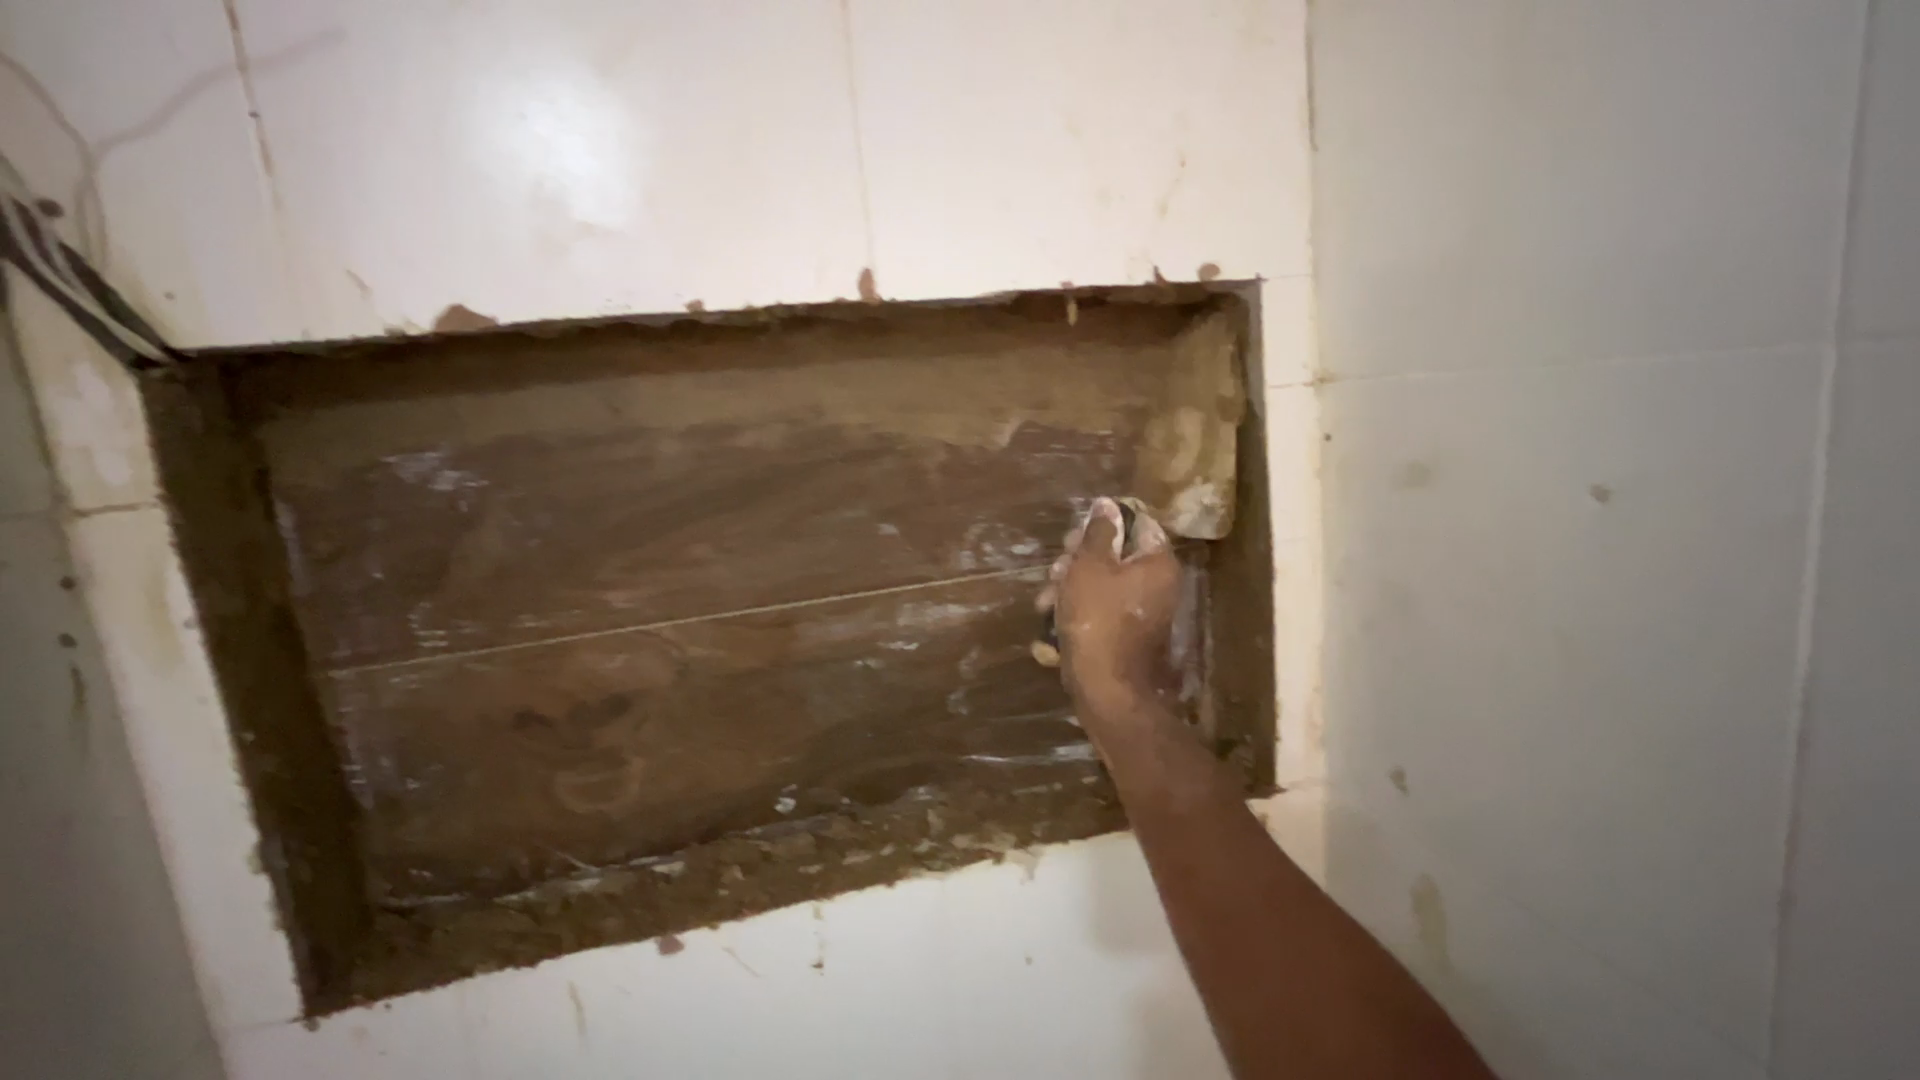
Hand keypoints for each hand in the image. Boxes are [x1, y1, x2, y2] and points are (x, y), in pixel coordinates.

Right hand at [1050, 498, 1182, 719]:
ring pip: (1100, 584)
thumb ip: (1098, 532)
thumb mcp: (1091, 566)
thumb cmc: (1097, 618)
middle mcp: (1157, 584)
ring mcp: (1142, 612)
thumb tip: (1108, 504)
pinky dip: (1077, 612)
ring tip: (1046, 604)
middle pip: (1114, 555)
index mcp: (1157, 562)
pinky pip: (1099, 611)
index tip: (1074, 536)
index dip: (1102, 524)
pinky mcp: (1124, 635)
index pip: (1135, 523)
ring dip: (1069, 587)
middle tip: (1056, 571)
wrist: (1105, 687)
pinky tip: (1052, 623)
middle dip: (1077, 560)